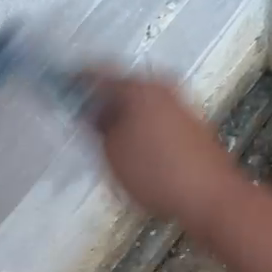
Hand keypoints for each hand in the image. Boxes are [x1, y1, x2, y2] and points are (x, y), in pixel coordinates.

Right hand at [87, 74, 243, 232]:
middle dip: (99, 100)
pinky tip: (131, 150)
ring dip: (120, 115)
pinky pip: (154, 117)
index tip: (59, 88)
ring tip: (103, 139)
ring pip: (138, 102)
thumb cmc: (159, 174)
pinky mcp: (190, 124)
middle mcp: (160, 87)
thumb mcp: (110, 152)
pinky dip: (139, 126)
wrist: (211, 199)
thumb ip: (94, 126)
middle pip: (120, 85)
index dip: (73, 81)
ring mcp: (179, 104)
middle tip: (80, 117)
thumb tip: (90, 114)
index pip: (95, 72)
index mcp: (137, 86)